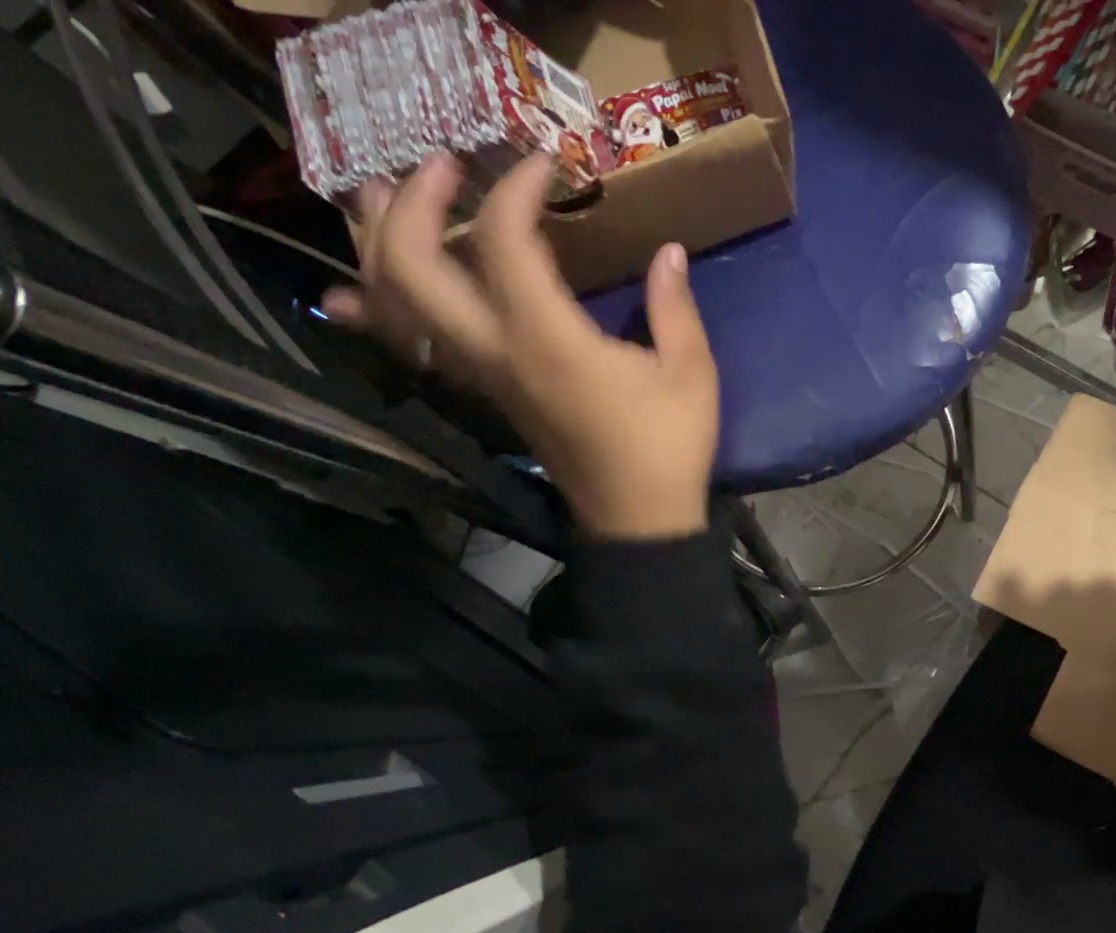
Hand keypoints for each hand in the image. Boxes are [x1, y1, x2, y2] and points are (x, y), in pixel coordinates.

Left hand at [322, 153, 717, 540]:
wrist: (637, 517)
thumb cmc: (668, 445)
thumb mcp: (691, 373)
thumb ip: (674, 308)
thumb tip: (668, 253)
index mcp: (549, 340)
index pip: (503, 243)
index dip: (515, 190)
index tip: (545, 162)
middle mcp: (495, 351)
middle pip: (412, 267)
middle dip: (416, 204)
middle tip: (443, 166)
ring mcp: (480, 374)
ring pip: (394, 303)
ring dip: (380, 243)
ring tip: (389, 198)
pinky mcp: (484, 391)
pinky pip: (410, 344)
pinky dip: (375, 312)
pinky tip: (354, 293)